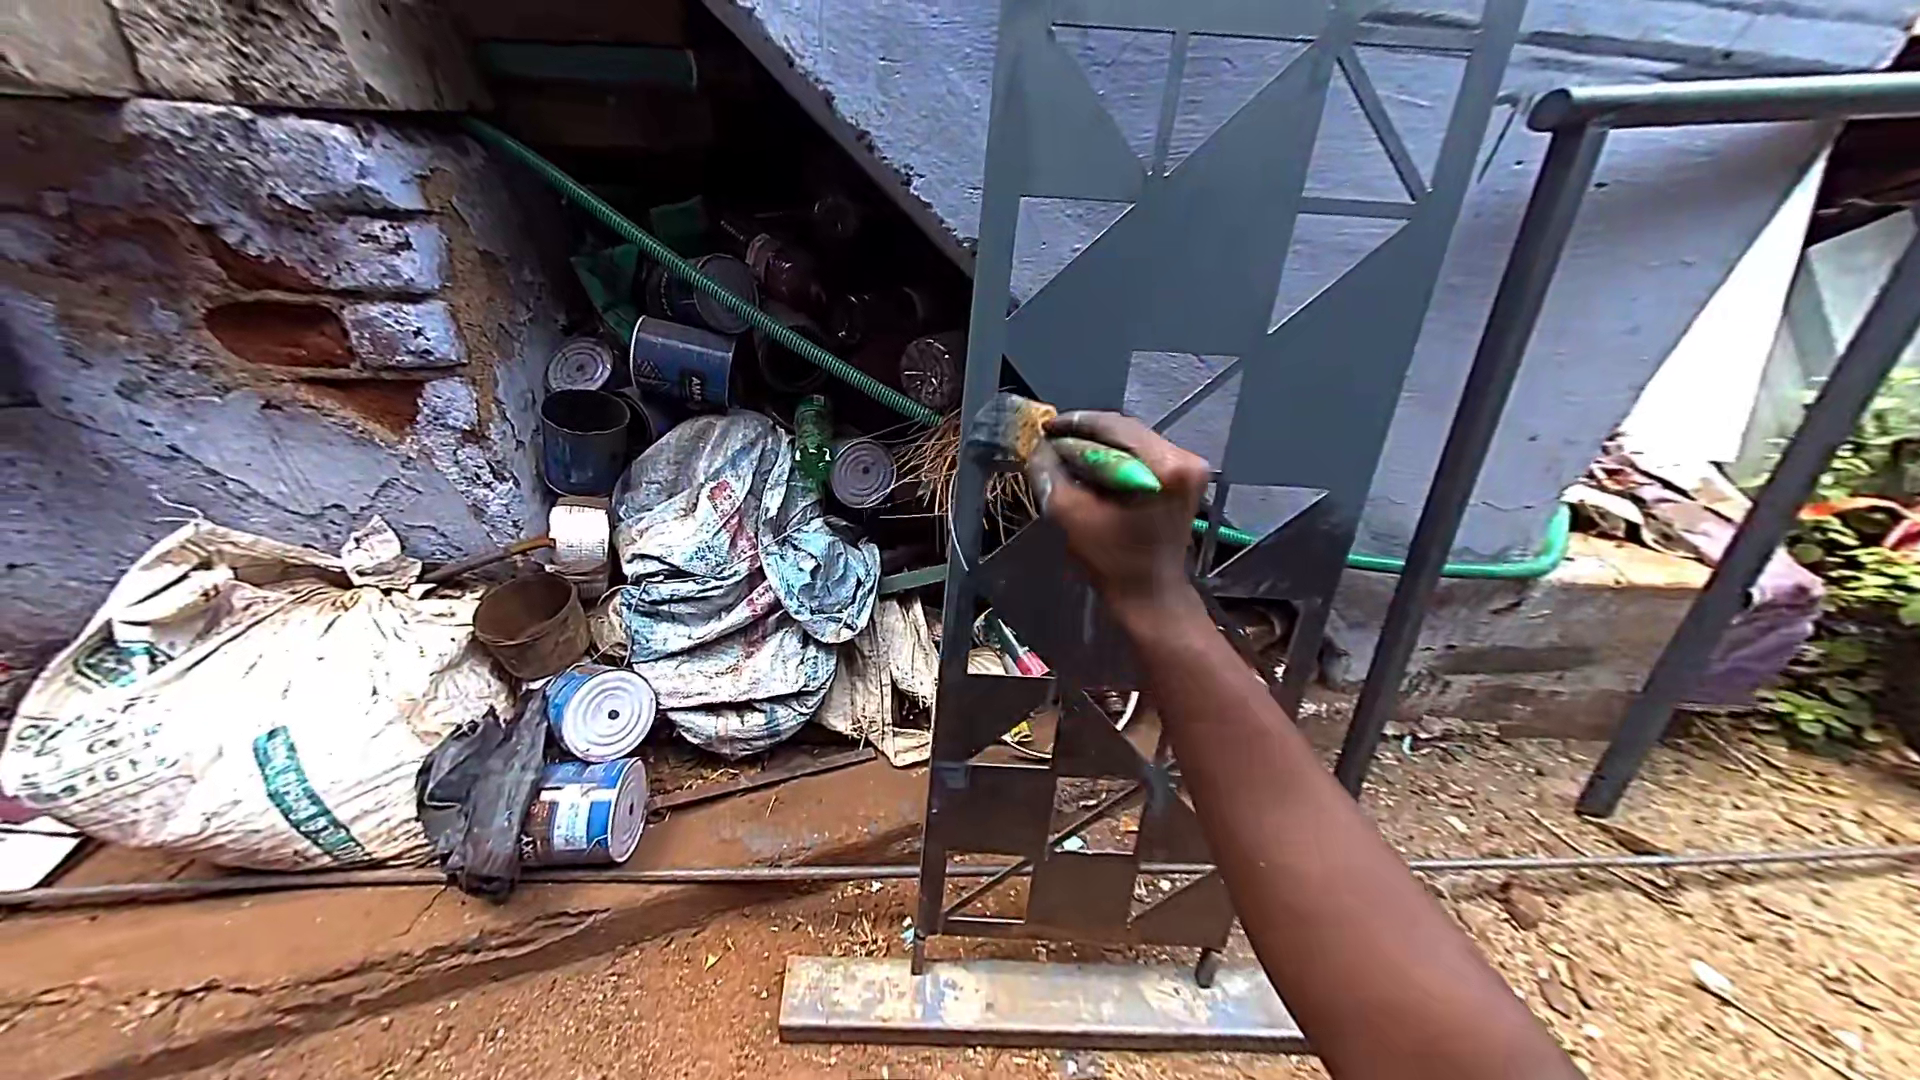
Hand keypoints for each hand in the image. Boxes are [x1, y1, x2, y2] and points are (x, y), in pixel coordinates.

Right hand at [1024, 411, 1209, 626]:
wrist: (1148, 595)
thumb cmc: (1112, 561)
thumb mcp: (1071, 514)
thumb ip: (1051, 473)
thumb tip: (1039, 446)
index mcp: (1165, 467)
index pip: (1114, 427)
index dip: (1075, 423)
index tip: (1045, 427)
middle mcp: (1185, 459)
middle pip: (1127, 431)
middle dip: (1087, 433)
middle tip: (1053, 438)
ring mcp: (1190, 469)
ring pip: (1134, 442)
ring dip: (1100, 445)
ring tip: (1067, 451)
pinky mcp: (1185, 480)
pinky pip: (1143, 456)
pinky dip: (1115, 458)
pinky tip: (1092, 465)